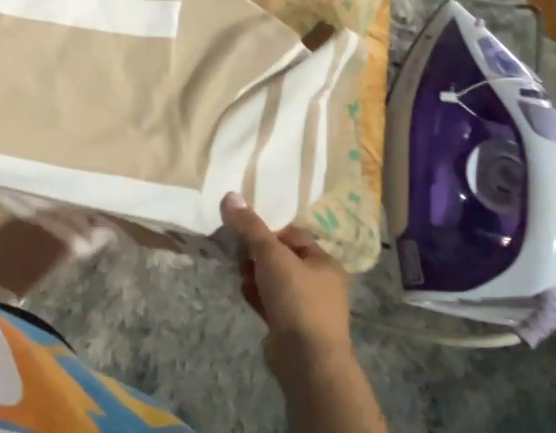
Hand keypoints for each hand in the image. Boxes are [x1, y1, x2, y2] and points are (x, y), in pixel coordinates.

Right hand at [221, 192, 353, 379]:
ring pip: (271, 278)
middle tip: (237, 252)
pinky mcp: (290, 324)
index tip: (241, 227)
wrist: (306, 359)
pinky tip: (245, 293)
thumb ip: (250, 226)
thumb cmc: (297, 299)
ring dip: (253, 274)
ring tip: (240, 274)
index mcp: (324, 263)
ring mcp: (305, 306)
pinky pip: (268, 300)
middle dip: (255, 253)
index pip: (291, 235)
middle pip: (279, 256)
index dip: (265, 229)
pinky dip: (256, 294)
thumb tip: (231, 195)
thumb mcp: (271, 255)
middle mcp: (319, 283)